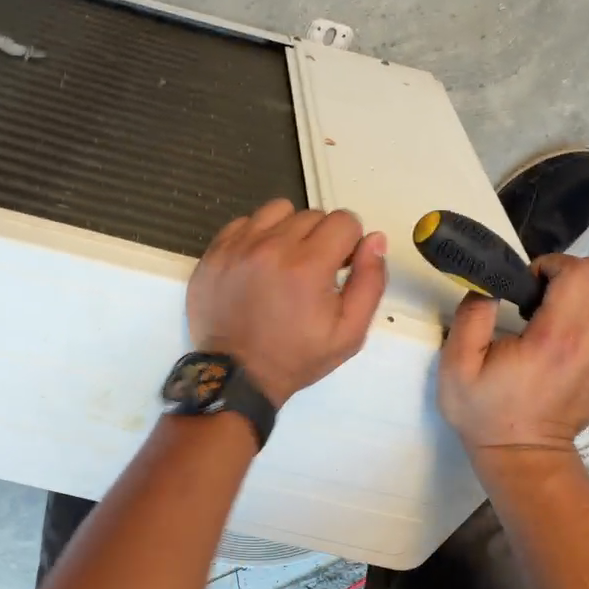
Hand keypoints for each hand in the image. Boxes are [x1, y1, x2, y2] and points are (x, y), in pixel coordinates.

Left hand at [187, 199, 388, 406]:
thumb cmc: (295, 358)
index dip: (348, 244)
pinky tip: (257, 263)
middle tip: (310, 274)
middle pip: (311, 215)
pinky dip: (255, 236)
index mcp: (308, 265)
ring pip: (276, 211)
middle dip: (319, 240)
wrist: (236, 376)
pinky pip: (243, 223)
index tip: (337, 269)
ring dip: (287, 230)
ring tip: (283, 262)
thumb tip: (374, 239)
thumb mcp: (348, 333)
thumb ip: (370, 282)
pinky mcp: (214, 254)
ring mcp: (237, 248)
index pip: (344, 221)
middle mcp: (271, 247)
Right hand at [436, 253, 588, 458]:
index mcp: (557, 337)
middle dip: (570, 276)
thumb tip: (490, 285)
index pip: (579, 271)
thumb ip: (472, 316)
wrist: (522, 454)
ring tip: (567, 314)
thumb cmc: (484, 411)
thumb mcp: (456, 365)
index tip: (525, 288)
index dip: (549, 267)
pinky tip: (583, 336)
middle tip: (541, 300)